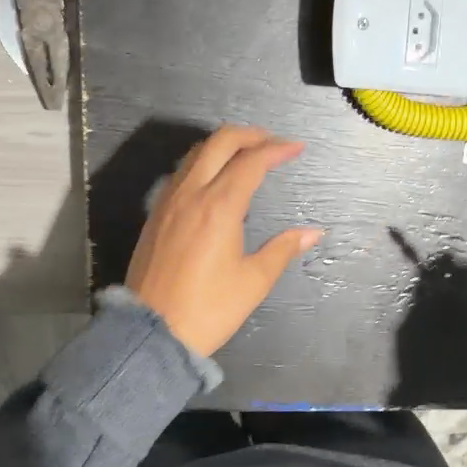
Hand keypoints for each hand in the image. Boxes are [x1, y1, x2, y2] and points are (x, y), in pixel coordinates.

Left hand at [124, 125, 321, 356]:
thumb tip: (312, 232)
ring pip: (196, 154)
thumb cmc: (210, 309)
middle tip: (273, 143)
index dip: (277, 150)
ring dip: (224, 146)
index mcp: (220, 207)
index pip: (251, 162)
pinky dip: (204, 163)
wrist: (153, 331)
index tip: (297, 148)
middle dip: (250, 135)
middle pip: (219, 142)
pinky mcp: (156, 214)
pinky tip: (215, 180)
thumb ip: (283, 249)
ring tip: (247, 156)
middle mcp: (191, 193)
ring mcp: (168, 201)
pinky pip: (181, 173)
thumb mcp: (254, 281)